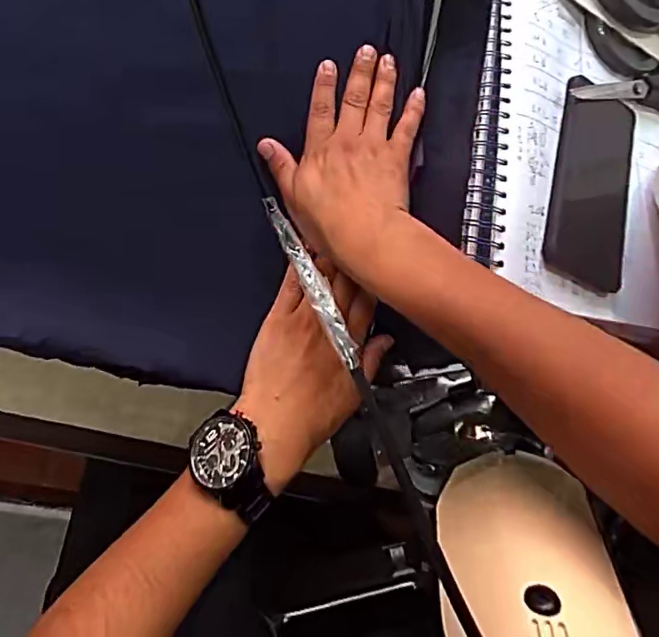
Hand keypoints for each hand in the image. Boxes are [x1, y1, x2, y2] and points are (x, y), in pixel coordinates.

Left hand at [233, 262, 392, 493]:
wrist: (274, 424)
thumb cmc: (310, 414)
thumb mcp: (353, 394)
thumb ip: (371, 361)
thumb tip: (384, 341)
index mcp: (349, 342)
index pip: (366, 301)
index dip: (371, 279)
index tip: (373, 264)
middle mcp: (328, 325)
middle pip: (345, 283)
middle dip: (352, 261)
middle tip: (355, 240)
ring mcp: (302, 317)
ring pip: (320, 276)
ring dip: (328, 255)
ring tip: (334, 234)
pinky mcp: (278, 317)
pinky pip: (291, 282)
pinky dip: (298, 263)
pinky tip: (303, 248)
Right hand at [257, 45, 423, 269]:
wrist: (366, 236)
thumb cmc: (329, 222)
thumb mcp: (293, 195)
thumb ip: (280, 165)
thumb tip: (265, 145)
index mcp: (320, 150)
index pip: (320, 110)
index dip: (324, 86)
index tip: (328, 66)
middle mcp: (347, 142)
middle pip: (353, 99)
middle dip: (359, 72)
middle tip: (366, 50)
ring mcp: (374, 147)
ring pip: (379, 106)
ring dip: (384, 81)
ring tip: (388, 61)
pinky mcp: (397, 158)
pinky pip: (407, 128)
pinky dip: (414, 109)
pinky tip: (418, 94)